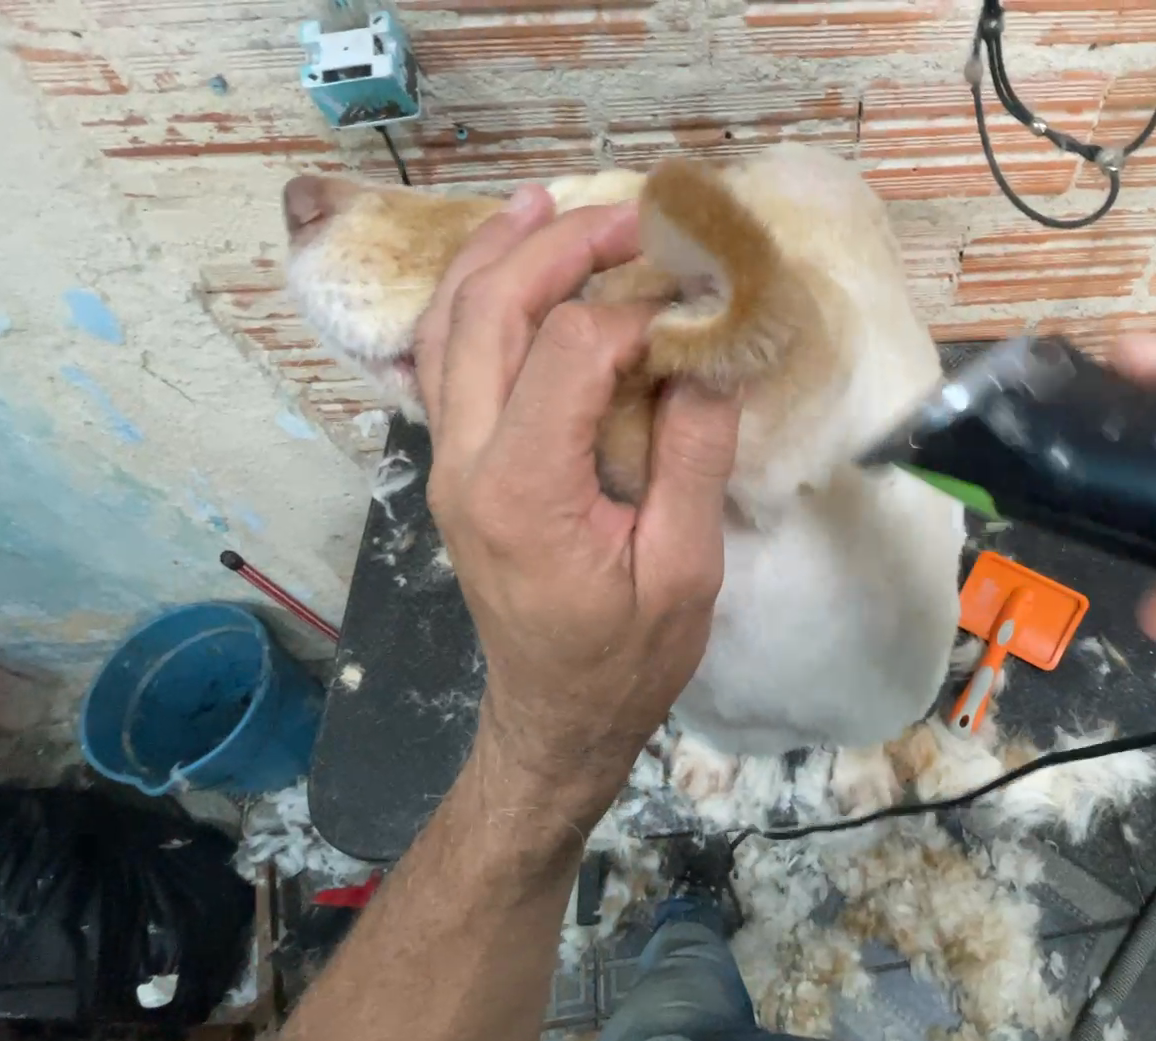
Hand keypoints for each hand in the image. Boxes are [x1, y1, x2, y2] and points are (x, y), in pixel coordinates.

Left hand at [412, 186, 741, 828]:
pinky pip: (450, 365)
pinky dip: (475, 305)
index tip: (692, 306)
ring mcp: (451, 463)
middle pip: (489, 315)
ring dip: (495, 259)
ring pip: (450, 331)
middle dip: (553, 250)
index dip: (635, 313)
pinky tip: (505, 276)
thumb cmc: (626, 658)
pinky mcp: (458, 471)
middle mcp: (468, 461)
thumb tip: (706, 362)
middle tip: (617, 215)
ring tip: (542, 208)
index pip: (570, 350)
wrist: (556, 716)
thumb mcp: (684, 570)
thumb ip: (694, 459)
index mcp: (527, 487)